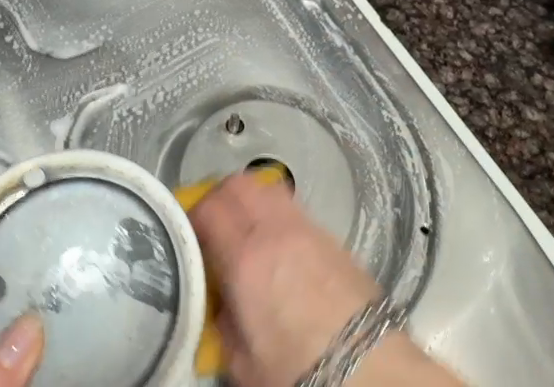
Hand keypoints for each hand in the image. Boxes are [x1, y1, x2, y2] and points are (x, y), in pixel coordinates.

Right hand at [190, 176, 463, 386]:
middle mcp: (276, 232)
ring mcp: (308, 230)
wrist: (369, 370)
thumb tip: (219, 302)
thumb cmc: (301, 371)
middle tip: (210, 222)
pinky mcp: (333, 238)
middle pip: (239, 184)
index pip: (209, 208)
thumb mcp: (241, 360)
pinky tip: (276, 245)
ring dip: (249, 199)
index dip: (191, 212)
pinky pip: (294, 208)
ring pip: (268, 188)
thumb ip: (222, 321)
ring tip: (242, 228)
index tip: (184, 229)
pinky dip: (276, 214)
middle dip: (218, 196)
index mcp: (247, 260)